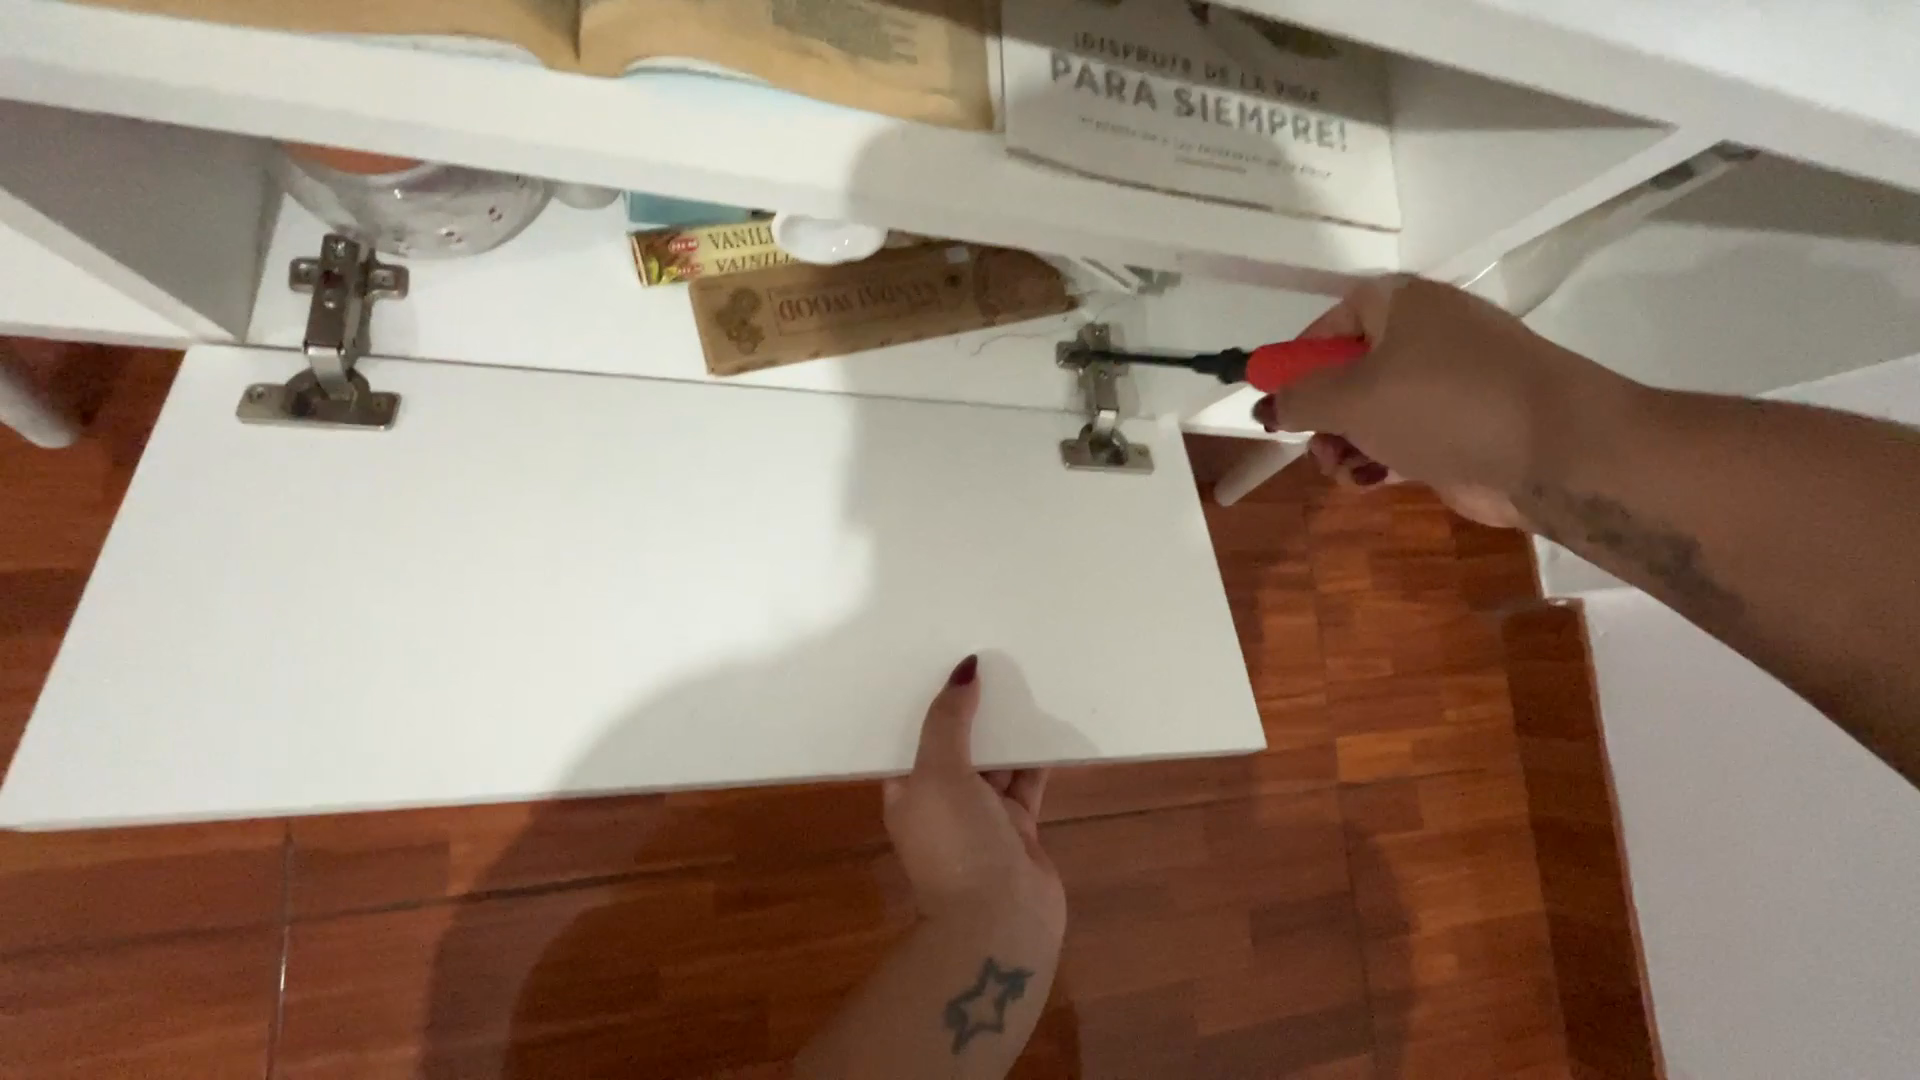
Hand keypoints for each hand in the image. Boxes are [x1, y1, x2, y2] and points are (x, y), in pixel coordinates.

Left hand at [883, 655, 1064, 936]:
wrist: (1000, 921)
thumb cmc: (955, 842)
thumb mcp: (938, 772)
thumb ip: (948, 720)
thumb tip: (964, 669)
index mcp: (909, 791)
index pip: (913, 737)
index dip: (928, 702)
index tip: (941, 661)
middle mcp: (942, 801)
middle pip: (958, 745)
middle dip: (972, 711)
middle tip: (989, 660)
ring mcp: (983, 816)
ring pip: (995, 762)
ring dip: (1006, 731)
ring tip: (1022, 679)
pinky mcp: (1019, 828)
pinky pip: (1027, 782)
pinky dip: (1037, 758)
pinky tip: (1049, 722)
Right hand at [1251, 275, 1636, 529]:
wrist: (1556, 452)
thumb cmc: (1444, 405)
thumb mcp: (1351, 398)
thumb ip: (1297, 400)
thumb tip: (1265, 406)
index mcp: (1403, 307)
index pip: (1332, 320)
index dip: (1299, 358)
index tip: (1278, 397)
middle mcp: (1425, 338)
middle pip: (1346, 373)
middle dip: (1320, 416)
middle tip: (1314, 443)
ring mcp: (1446, 386)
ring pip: (1368, 414)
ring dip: (1343, 445)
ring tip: (1345, 469)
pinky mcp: (1458, 429)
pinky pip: (1399, 439)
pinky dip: (1378, 460)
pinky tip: (1370, 482)